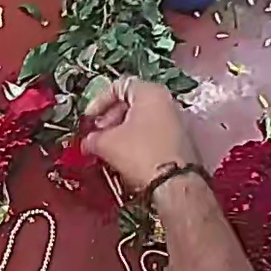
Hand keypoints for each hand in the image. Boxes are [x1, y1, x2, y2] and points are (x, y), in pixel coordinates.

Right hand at [81, 77, 199, 190]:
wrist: (173, 184)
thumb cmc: (139, 153)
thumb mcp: (106, 143)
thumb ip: (93, 138)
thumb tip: (89, 142)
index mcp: (151, 92)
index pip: (119, 86)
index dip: (98, 102)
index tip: (89, 119)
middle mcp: (168, 102)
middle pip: (132, 103)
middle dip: (109, 119)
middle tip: (97, 135)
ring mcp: (177, 122)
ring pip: (142, 121)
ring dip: (122, 132)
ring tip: (108, 149)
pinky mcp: (181, 142)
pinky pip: (153, 134)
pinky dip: (137, 142)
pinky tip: (126, 158)